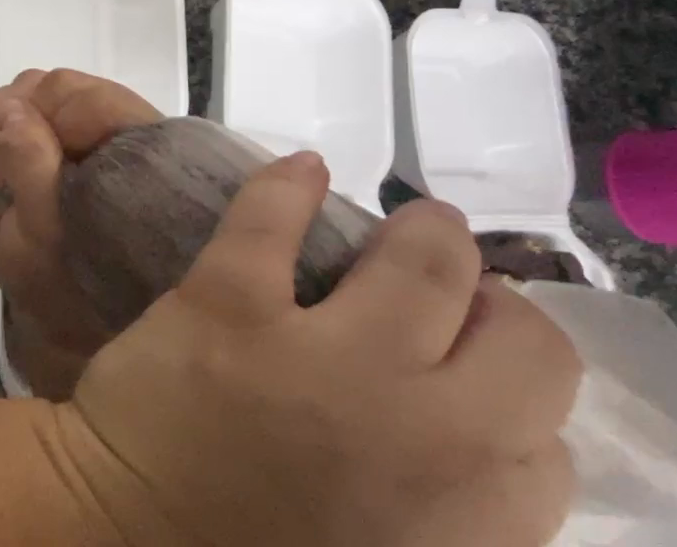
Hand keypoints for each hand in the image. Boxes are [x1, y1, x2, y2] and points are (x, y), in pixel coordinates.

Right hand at [0, 69, 159, 396]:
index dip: (9, 108)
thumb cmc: (70, 298)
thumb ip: (26, 164)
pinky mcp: (107, 173)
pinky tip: (6, 174)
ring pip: (56, 112)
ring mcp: (125, 156)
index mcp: (134, 149)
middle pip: (59, 94)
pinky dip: (23, 145)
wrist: (107, 352)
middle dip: (5, 116)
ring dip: (11, 130)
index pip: (63, 90)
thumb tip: (7, 106)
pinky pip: (58, 135)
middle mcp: (138, 140)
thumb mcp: (40, 235)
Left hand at [43, 152, 580, 546]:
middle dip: (493, 301)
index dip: (507, 385)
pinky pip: (272, 222)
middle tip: (455, 276)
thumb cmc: (259, 542)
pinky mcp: (228, 306)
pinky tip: (304, 167)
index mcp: (474, 509)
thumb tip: (491, 430)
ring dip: (427, 233)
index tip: (470, 360)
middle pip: (518, 339)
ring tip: (416, 221)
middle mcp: (426, 431)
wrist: (131, 529)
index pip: (545, 431)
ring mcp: (324, 358)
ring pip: (420, 265)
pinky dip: (291, 185)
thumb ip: (455, 497)